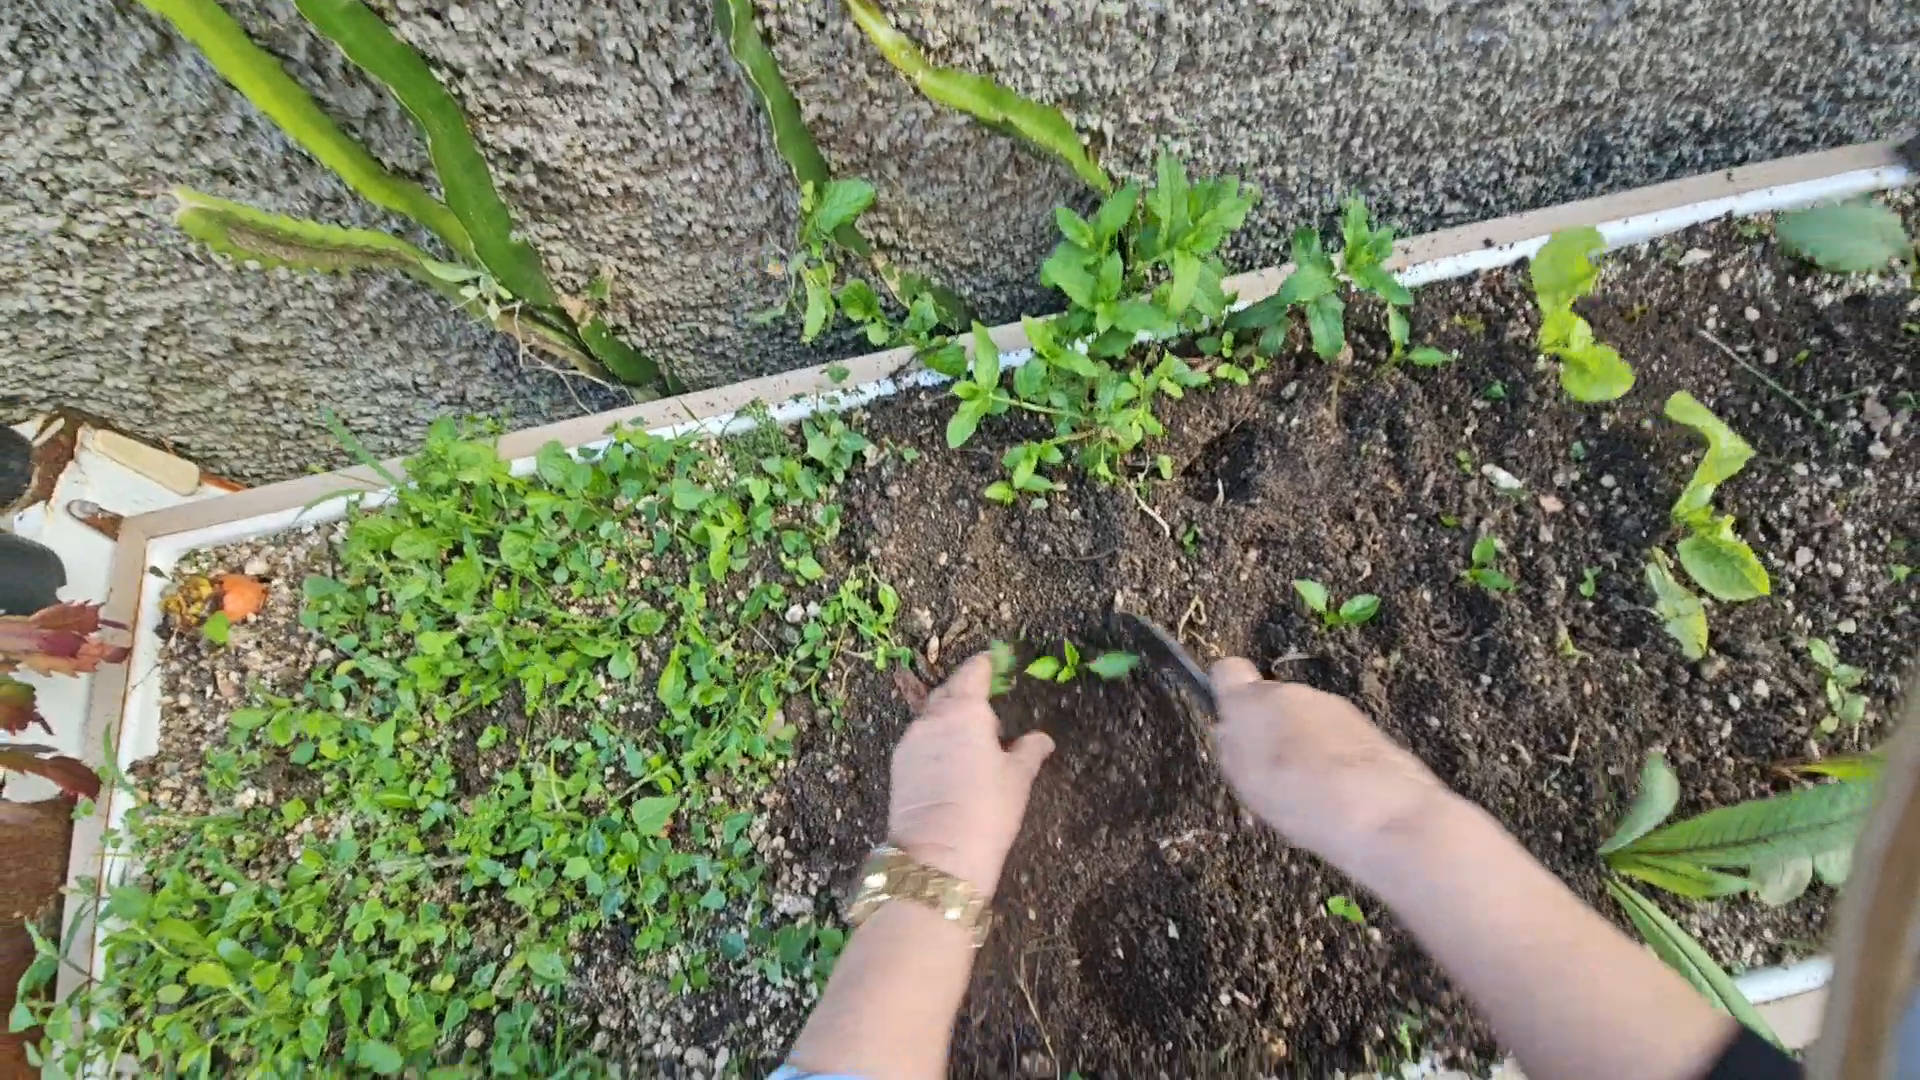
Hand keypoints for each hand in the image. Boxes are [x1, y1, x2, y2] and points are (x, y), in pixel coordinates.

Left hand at [888, 653, 1054, 895]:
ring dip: (949, 717)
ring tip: (971, 738)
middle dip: (966, 691)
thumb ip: (1029, 751)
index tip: (993, 661)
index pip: (973, 673)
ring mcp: (911, 740)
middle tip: (986, 703)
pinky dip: (936, 739)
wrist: (937, 857)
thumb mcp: (1018, 779)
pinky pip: (920, 739)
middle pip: (948, 691)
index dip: (984, 665)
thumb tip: (1042, 739)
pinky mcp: (898, 764)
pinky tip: (950, 760)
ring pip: (932, 716)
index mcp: (964, 710)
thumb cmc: (987, 811)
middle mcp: (932, 717)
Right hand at [1210, 657, 1450, 871]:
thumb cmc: (1300, 799)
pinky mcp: (1365, 725)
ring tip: (1308, 790)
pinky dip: (1331, 756)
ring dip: (1301, 743)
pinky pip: (1334, 736)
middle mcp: (1292, 692)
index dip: (1225, 692)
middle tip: (1271, 772)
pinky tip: (1338, 794)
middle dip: (1267, 727)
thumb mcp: (1245, 780)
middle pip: (1269, 699)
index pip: (1226, 670)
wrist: (1385, 816)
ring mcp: (1332, 706)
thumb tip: (1228, 729)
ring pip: (1304, 718)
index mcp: (1253, 701)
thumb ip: (1231, 747)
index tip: (1231, 722)